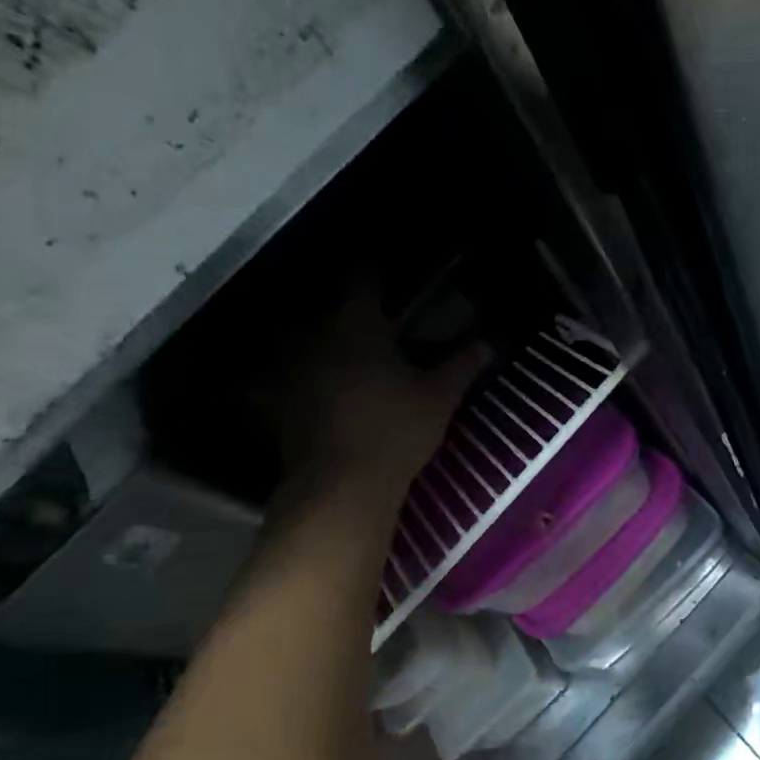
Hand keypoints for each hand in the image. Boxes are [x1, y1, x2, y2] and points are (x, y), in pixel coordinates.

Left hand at [282, 288, 489, 499]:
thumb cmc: (396, 431)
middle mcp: (314, 335)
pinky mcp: (270, 402)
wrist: (342, 484)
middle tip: (365, 325)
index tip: (384, 276)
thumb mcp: (440, 397)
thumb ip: (462, 364)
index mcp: (357, 324)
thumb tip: (490, 341)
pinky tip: (290, 391)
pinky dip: (278, 383)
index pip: (363, 281)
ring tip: (327, 354)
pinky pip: (269, 381)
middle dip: (344, 313)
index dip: (374, 274)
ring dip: (310, 343)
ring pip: (293, 341)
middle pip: (325, 309)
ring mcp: (287, 368)